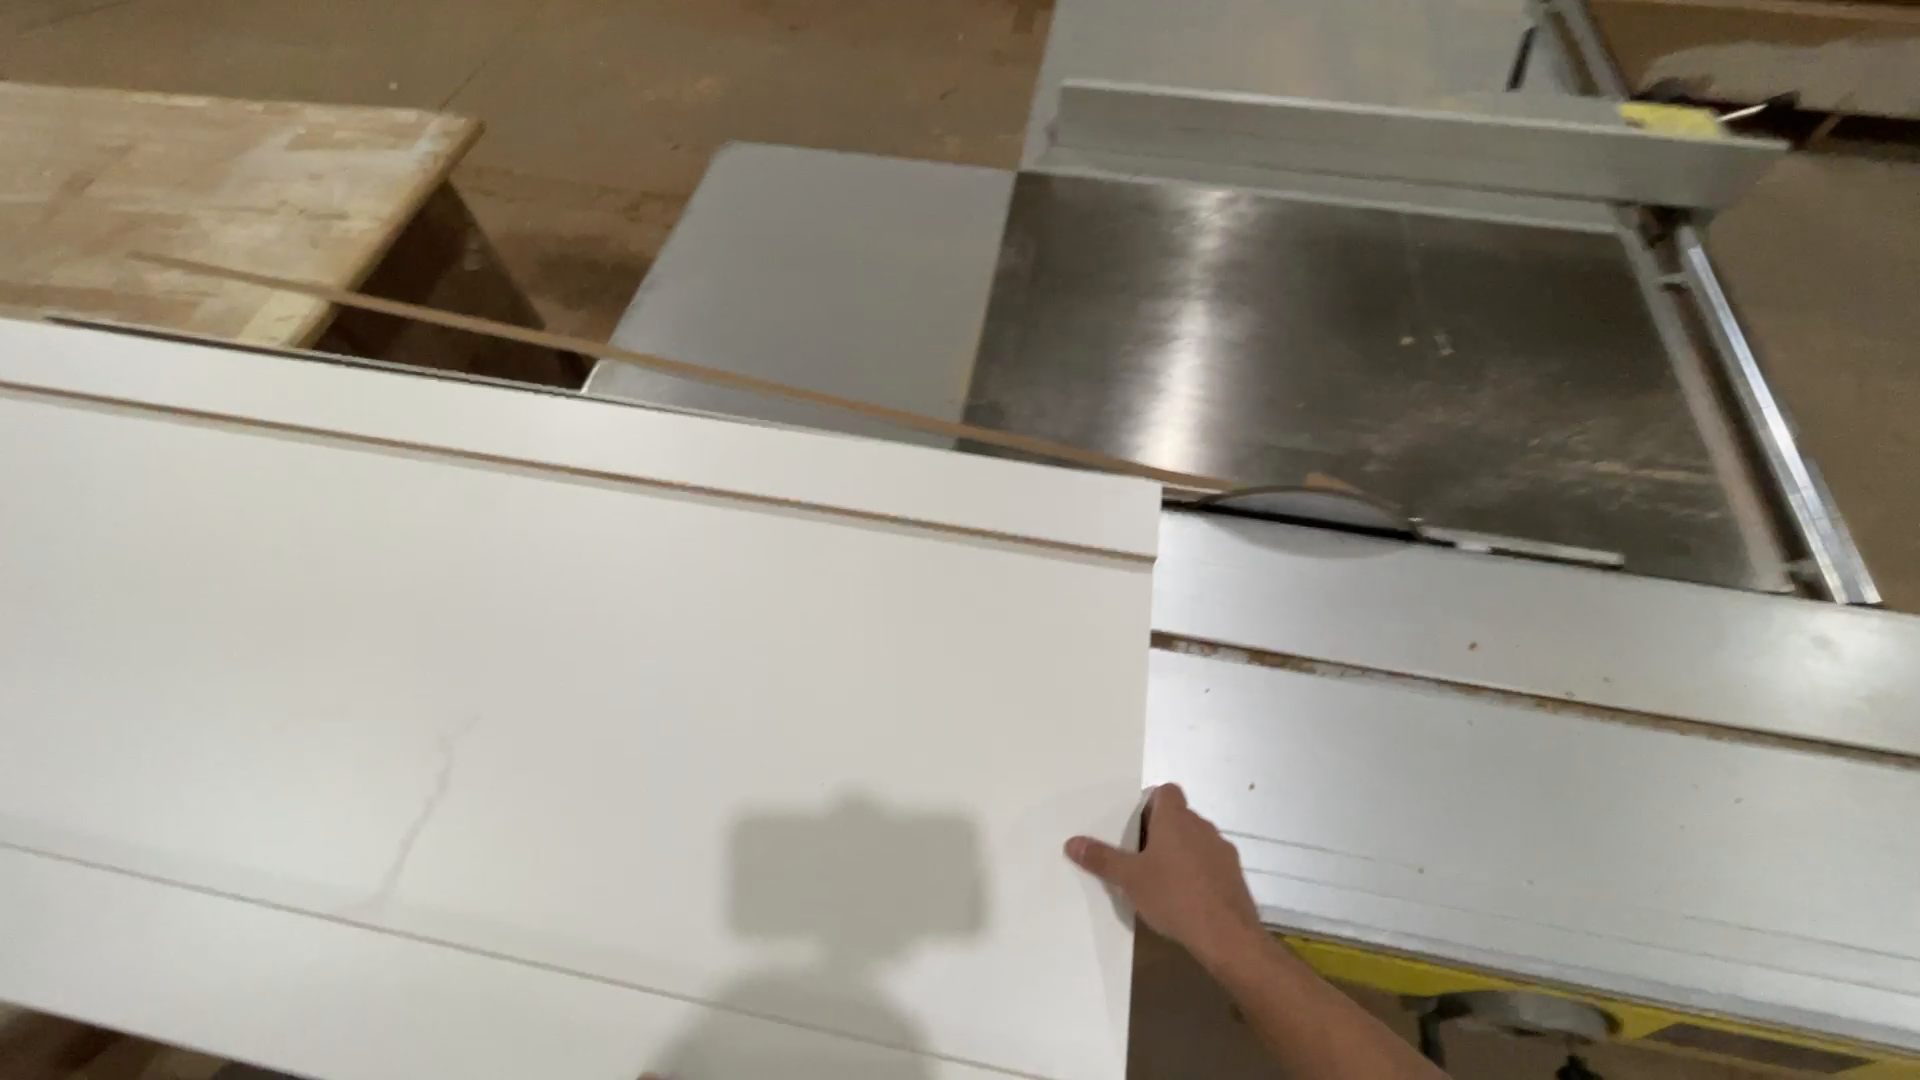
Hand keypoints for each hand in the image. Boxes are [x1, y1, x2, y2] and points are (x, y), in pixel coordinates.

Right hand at [1065, 783, 1263, 970]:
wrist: (1227, 935)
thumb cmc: (1173, 896)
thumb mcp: (1129, 879)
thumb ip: (1101, 859)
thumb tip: (1072, 842)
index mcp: (1175, 818)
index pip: (1166, 791)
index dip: (1150, 802)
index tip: (1136, 825)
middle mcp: (1201, 826)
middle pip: (1179, 816)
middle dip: (1161, 831)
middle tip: (1139, 855)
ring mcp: (1222, 850)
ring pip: (1196, 840)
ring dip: (1181, 851)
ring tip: (1162, 879)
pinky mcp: (1234, 875)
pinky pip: (1211, 862)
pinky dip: (1198, 872)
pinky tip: (1186, 897)